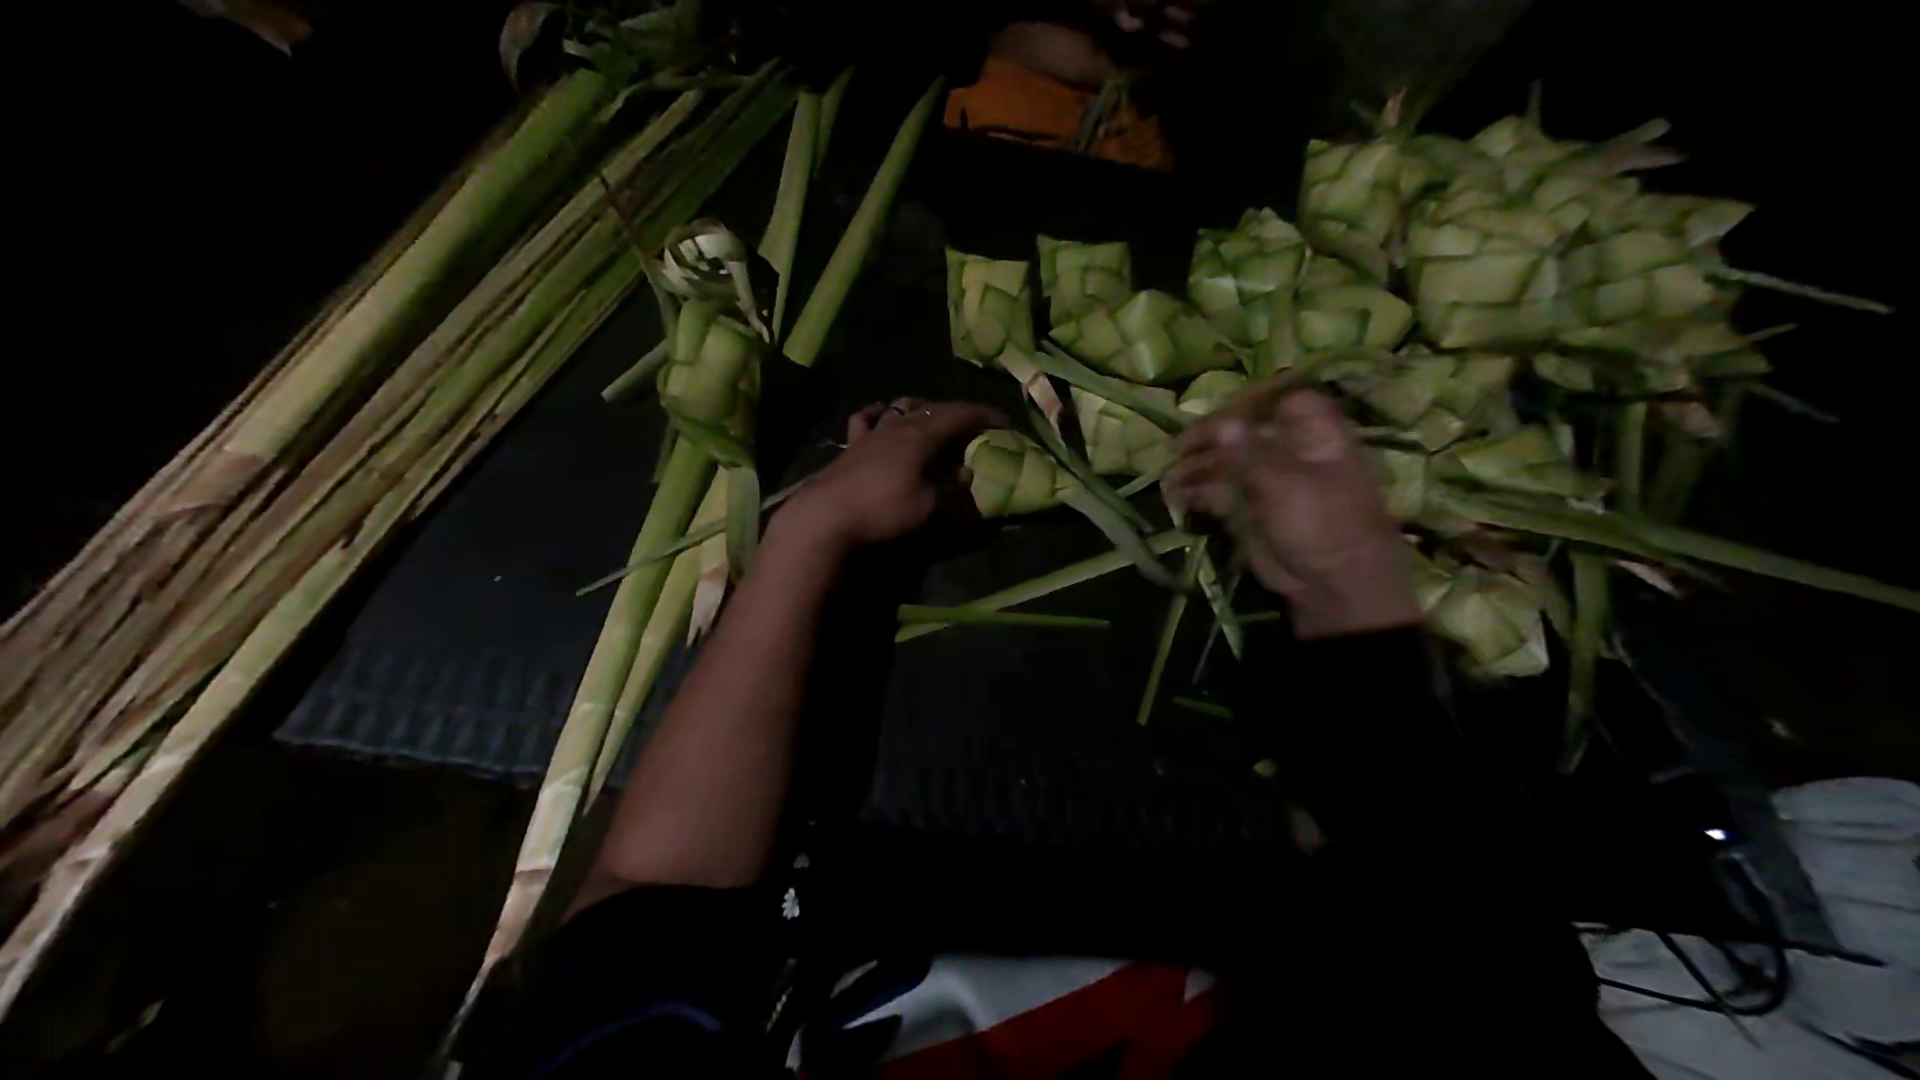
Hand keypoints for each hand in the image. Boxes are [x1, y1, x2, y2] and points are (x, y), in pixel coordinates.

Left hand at [771, 398, 1004, 553]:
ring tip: (933, 418)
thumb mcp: (929, 507)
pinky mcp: (851, 446)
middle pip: (933, 407)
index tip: (1005, 423)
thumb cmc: (883, 510)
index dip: (985, 416)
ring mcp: (871, 433)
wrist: (826, 516)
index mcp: (922, 435)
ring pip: (901, 407)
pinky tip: (881, 415)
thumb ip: (953, 489)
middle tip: (976, 425)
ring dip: (922, 408)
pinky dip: (880, 413)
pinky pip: (867, 419)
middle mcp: (898, 425)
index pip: (961, 414)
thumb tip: (967, 472)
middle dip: (959, 412)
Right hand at [1166, 387, 1419, 639]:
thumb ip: (1250, 452)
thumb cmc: (1323, 524)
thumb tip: (1222, 422)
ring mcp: (1266, 482)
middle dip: (1209, 439)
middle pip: (1245, 433)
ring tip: (1168, 479)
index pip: (1285, 403)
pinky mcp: (1248, 510)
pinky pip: (1217, 494)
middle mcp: (1289, 454)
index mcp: (1315, 438)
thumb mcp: (1287, 483)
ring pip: (1225, 464)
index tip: (1218, 413)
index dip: (1253, 403)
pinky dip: (1195, 495)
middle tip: (1176, 448)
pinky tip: (1175, 498)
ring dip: (1195, 469)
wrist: (1331, 584)